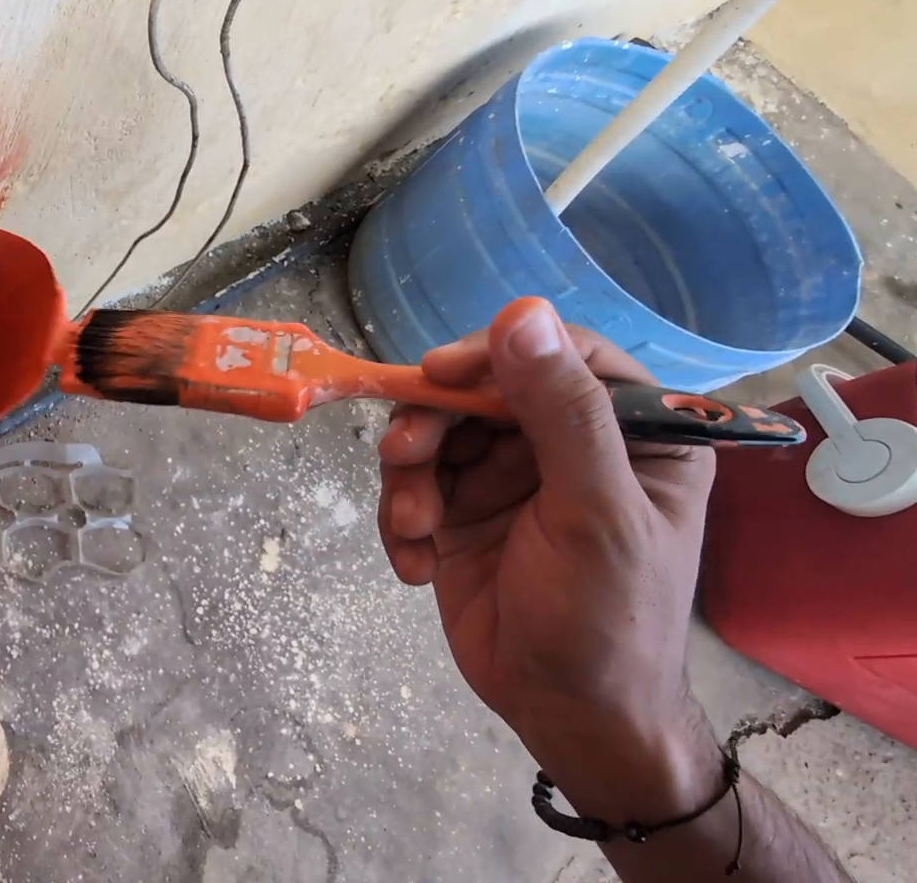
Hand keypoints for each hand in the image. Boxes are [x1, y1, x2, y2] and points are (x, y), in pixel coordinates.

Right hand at [376, 298, 720, 817]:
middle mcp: (559, 446)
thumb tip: (521, 312)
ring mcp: (501, 479)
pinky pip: (407, 487)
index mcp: (626, 434)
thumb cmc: (604, 617)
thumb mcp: (591, 511)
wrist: (561, 712)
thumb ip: (562, 413)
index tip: (438, 374)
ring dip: (408, 482)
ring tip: (413, 529)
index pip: (557, 358)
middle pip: (473, 395)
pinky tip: (414, 564)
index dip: (494, 354)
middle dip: (430, 427)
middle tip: (402, 459)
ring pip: (428, 438)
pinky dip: (399, 520)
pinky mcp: (454, 512)